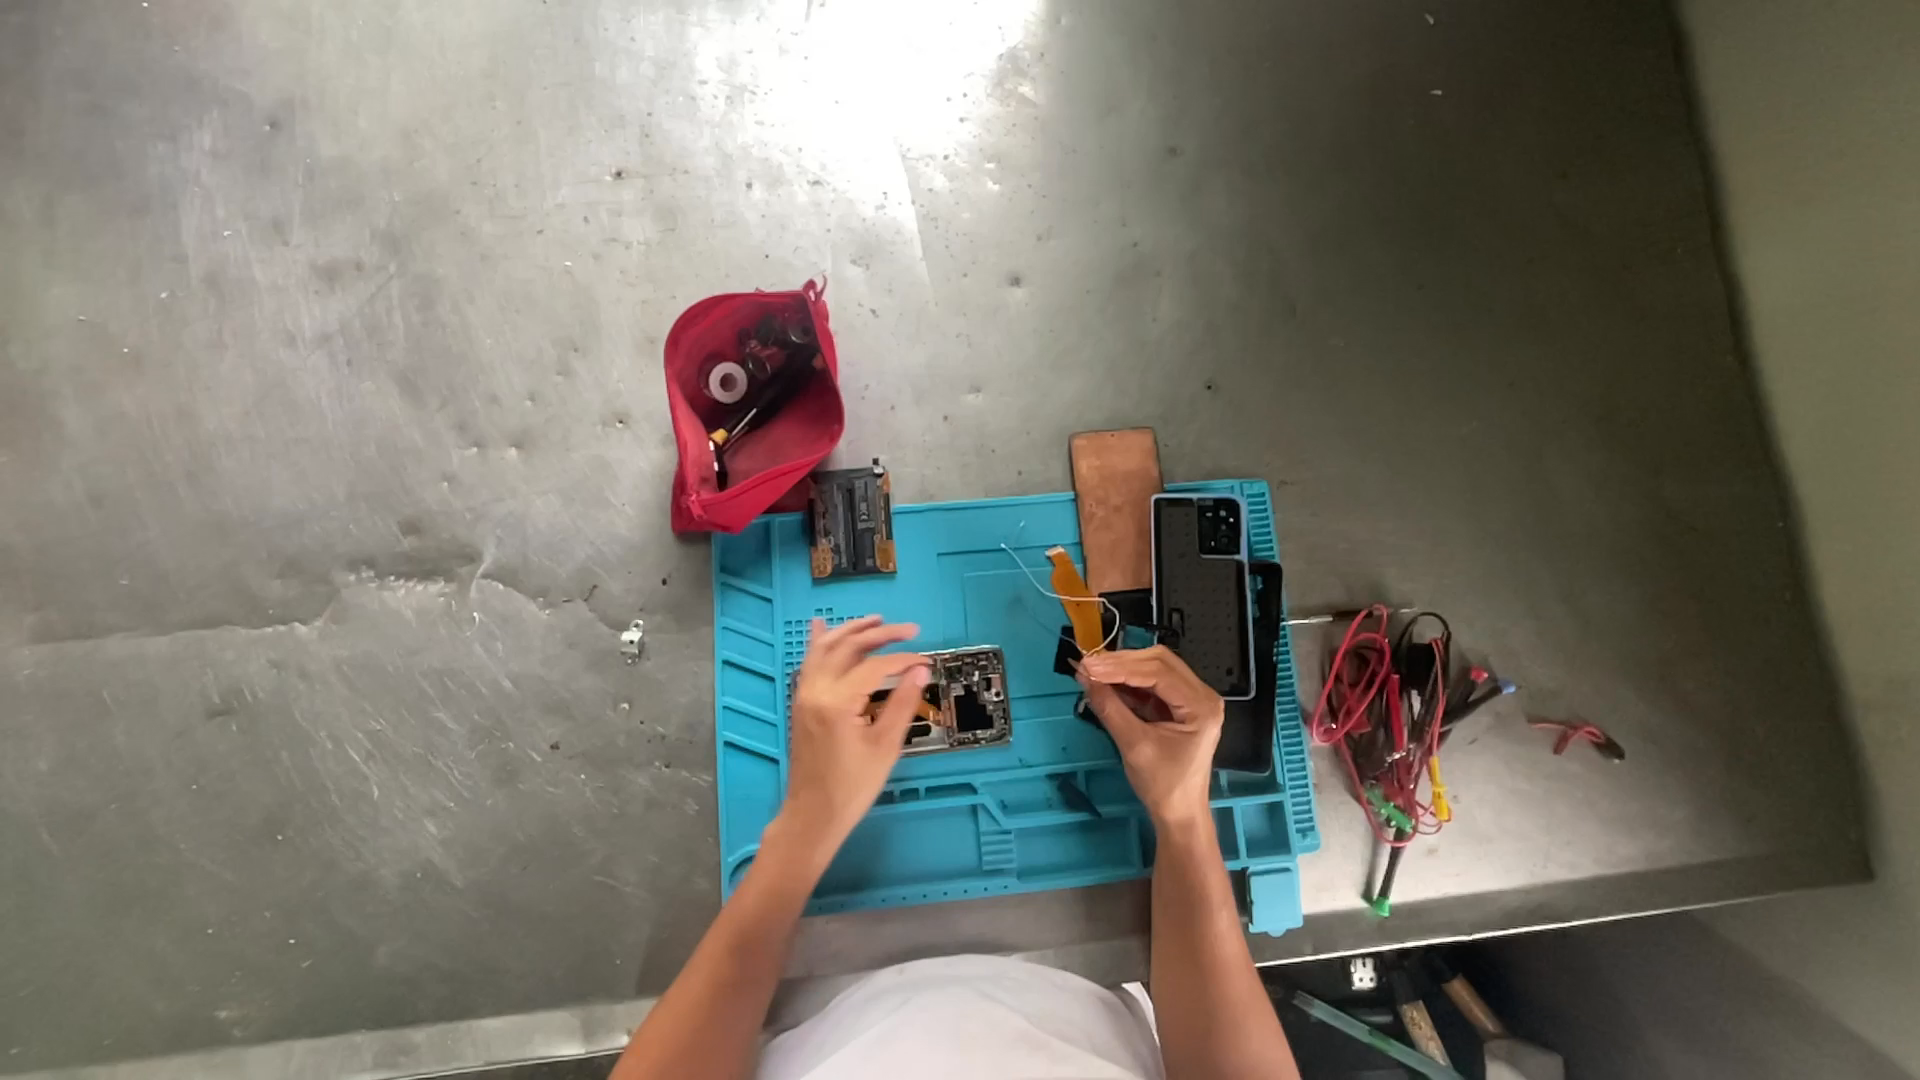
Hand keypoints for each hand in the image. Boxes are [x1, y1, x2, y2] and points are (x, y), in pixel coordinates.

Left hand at [779, 616, 929, 853]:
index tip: (926, 660)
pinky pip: (810, 662)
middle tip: (910, 629)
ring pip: (825, 648)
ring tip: (876, 620)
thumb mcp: (886, 747)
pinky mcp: (801, 702)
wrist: (813, 816)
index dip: (902, 659)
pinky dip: (820, 642)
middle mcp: (816, 690)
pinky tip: (823, 626)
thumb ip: (903, 703)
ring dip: (851, 630)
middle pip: (848, 647)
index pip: (875, 666)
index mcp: (837, 701)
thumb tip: (920, 670)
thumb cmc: (852, 787)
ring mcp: (804, 694)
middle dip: (880, 633)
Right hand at [1077, 646, 1224, 828]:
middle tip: (1088, 665)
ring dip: (1123, 669)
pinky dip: (1128, 681)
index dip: (1120, 666)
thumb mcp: (1133, 746)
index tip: (1088, 665)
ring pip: (1154, 668)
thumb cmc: (1163, 785)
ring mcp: (1192, 698)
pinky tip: (1106, 682)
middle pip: (1158, 662)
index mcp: (1200, 706)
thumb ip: (1110, 708)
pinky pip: (1152, 683)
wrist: (1179, 813)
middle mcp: (1202, 695)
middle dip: (1121, 662)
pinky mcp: (1179, 705)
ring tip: (1092, 671)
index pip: (1158, 672)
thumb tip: (1084, 678)